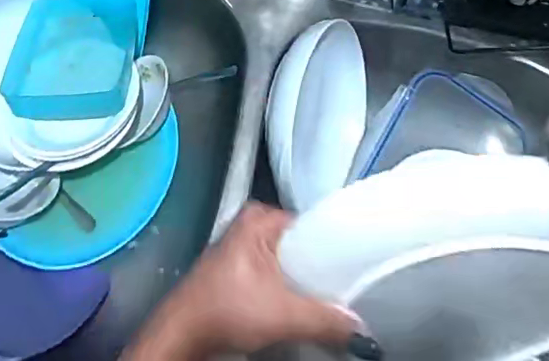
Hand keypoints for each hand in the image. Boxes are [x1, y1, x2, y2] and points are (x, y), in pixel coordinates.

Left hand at [124, 202, 358, 360]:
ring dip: (308, 284)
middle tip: (352, 292)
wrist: (185, 331)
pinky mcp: (241, 270)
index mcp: (260, 217)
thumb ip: (325, 318)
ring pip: (290, 263)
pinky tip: (308, 307)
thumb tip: (363, 328)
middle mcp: (253, 224)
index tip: (361, 268)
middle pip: (301, 245)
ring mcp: (245, 247)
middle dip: (323, 270)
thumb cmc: (229, 308)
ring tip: (336, 301)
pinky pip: (278, 274)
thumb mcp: (283, 314)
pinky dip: (292, 291)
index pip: (310, 224)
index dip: (335, 247)